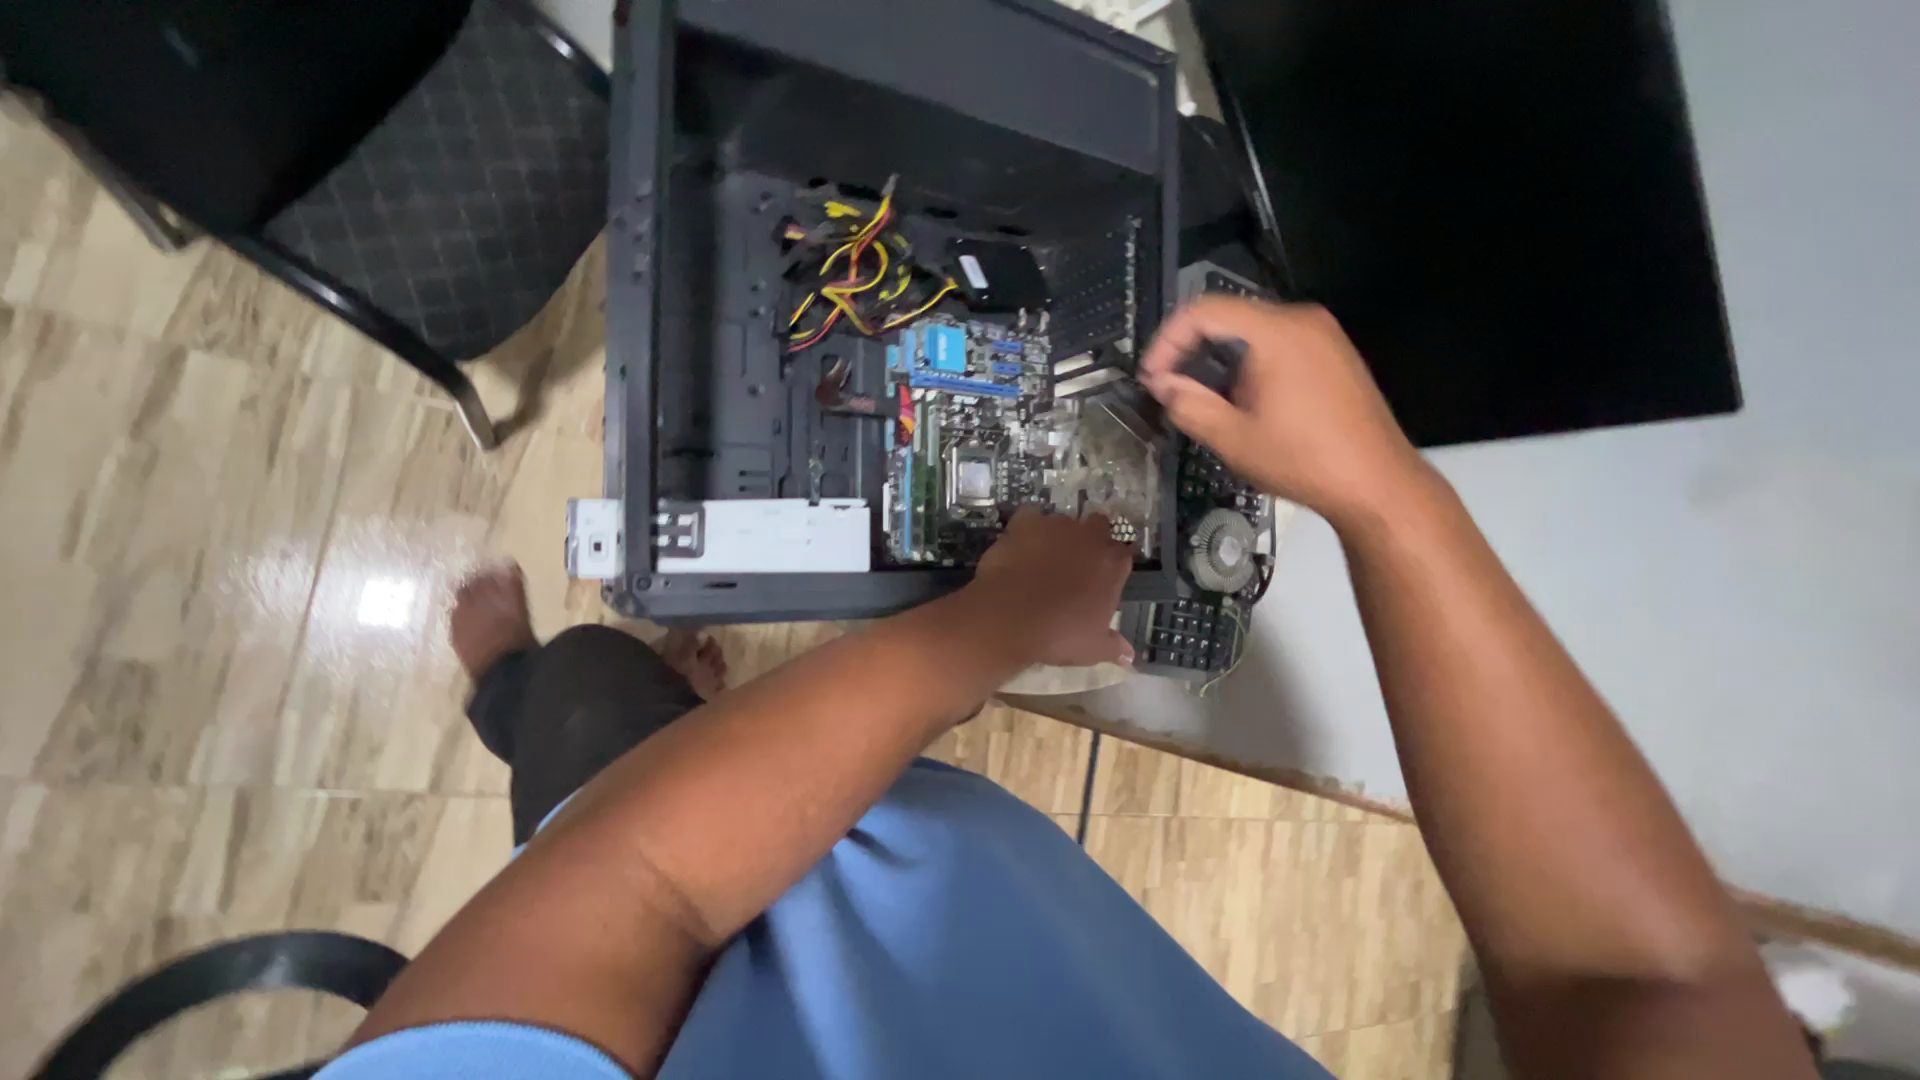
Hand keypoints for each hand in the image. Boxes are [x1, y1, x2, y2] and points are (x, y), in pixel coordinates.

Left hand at [966, 507, 1134, 667]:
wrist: (1011, 617)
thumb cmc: (1059, 634)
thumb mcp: (1092, 648)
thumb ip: (1113, 646)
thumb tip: (1129, 657)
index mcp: (1112, 564)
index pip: (1124, 554)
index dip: (1113, 563)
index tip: (1103, 575)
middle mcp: (1089, 537)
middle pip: (1099, 526)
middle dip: (1091, 538)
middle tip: (1076, 561)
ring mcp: (1056, 526)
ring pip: (1063, 521)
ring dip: (1058, 534)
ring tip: (1043, 556)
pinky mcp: (1025, 522)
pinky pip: (1030, 517)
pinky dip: (1027, 527)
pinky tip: (1020, 544)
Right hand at [1138, 298, 1435, 529]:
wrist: (1376, 484)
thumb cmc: (1303, 460)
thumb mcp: (1233, 439)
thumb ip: (1189, 405)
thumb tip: (1164, 385)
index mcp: (1277, 332)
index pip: (1204, 311)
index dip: (1167, 341)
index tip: (1152, 377)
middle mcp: (1302, 321)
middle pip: (1229, 319)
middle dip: (1193, 355)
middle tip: (1172, 393)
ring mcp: (1323, 336)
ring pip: (1252, 335)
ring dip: (1221, 365)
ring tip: (1209, 406)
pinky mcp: (1334, 355)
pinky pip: (1278, 347)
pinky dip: (1250, 368)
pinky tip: (1246, 407)